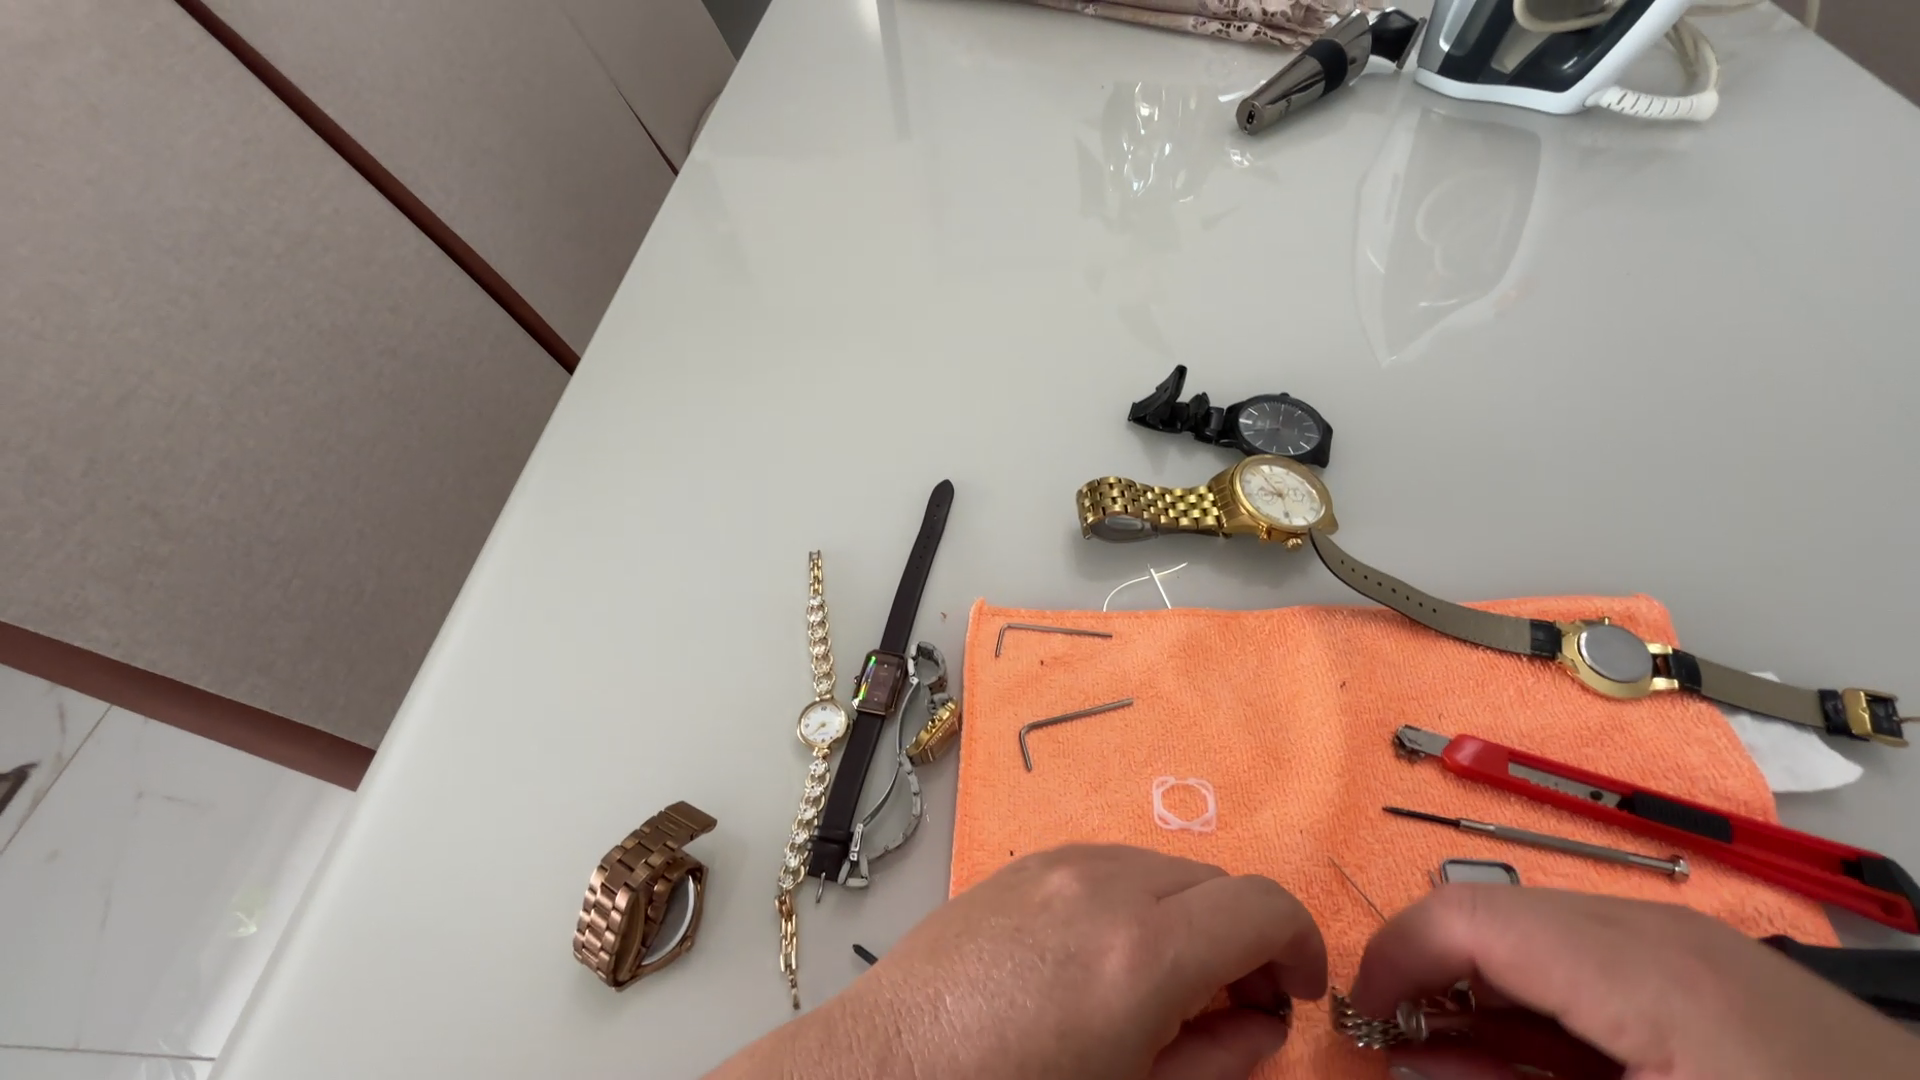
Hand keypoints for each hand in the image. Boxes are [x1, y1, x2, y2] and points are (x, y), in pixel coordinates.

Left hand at [709, 844, 1327, 1079]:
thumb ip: (1219, 1055)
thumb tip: (1262, 1016)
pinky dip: (1133, 898)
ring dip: (1185, 915)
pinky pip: (1105, 862)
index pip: (1262, 903)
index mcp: (1141, 950)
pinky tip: (1102, 954)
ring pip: (1161, 866)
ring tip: (1162, 982)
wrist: (883, 1069)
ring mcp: (1055, 862)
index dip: (1300, 943)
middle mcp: (1103, 881)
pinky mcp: (1020, 862)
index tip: (1297, 991)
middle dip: (1242, 936)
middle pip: (1214, 881)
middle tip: (1230, 1003)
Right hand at [1349, 886, 1919, 1079]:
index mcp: (1642, 968)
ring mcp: (1687, 946)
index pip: (1464, 917)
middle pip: (1491, 919)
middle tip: (1400, 1051)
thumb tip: (1406, 1068)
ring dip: (1480, 997)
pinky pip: (1585, 966)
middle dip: (1430, 978)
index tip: (1361, 1022)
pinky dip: (1538, 1010)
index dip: (1393, 959)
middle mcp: (1654, 930)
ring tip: (1451, 1063)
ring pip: (1532, 939)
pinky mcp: (1709, 972)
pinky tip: (1521, 1061)